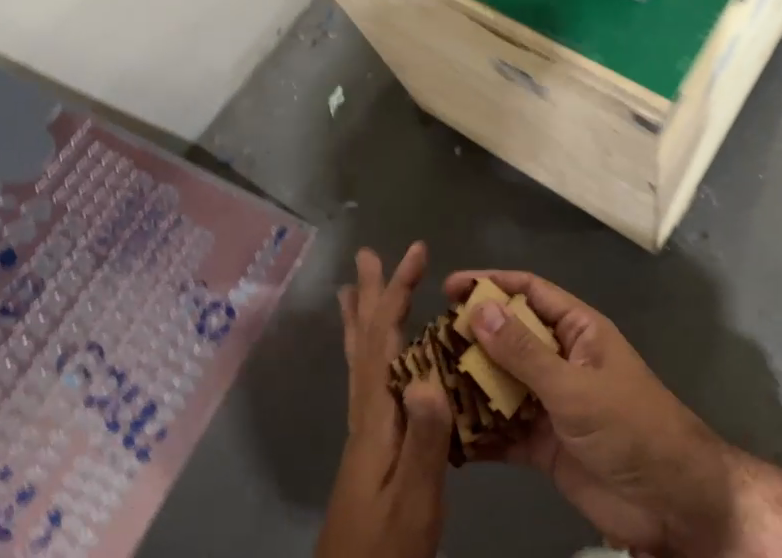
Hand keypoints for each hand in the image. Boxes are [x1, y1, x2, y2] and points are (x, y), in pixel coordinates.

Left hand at [316, 244, 452, 557]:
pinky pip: (371, 381)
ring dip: (363, 320)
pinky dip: (373, 354)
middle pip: (366, 341)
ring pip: (361, 360)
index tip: (415, 252)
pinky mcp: (373, 446)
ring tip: (353, 291)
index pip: (384, 339)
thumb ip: (423, 440)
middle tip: (368, 254)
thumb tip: (427, 376)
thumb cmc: (386, 544)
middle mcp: (367, 414)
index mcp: (377, 416)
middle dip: (373, 295)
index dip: (398, 292)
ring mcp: (367, 431)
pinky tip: (384, 360)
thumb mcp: (414, 496)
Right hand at [443, 270, 733, 556]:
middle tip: (422, 346)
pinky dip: (478, 435)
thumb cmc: (629, 425)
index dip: (492, 285)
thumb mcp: (574, 385)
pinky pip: (504, 433)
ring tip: (421, 390)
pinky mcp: (545, 446)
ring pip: (502, 386)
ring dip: (468, 389)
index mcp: (579, 332)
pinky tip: (444, 437)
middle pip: (509, 340)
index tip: (448, 287)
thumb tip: (479, 309)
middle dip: (470, 341)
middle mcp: (563, 361)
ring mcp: (553, 405)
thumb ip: (524, 353)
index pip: (531, 294)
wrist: (669, 498)